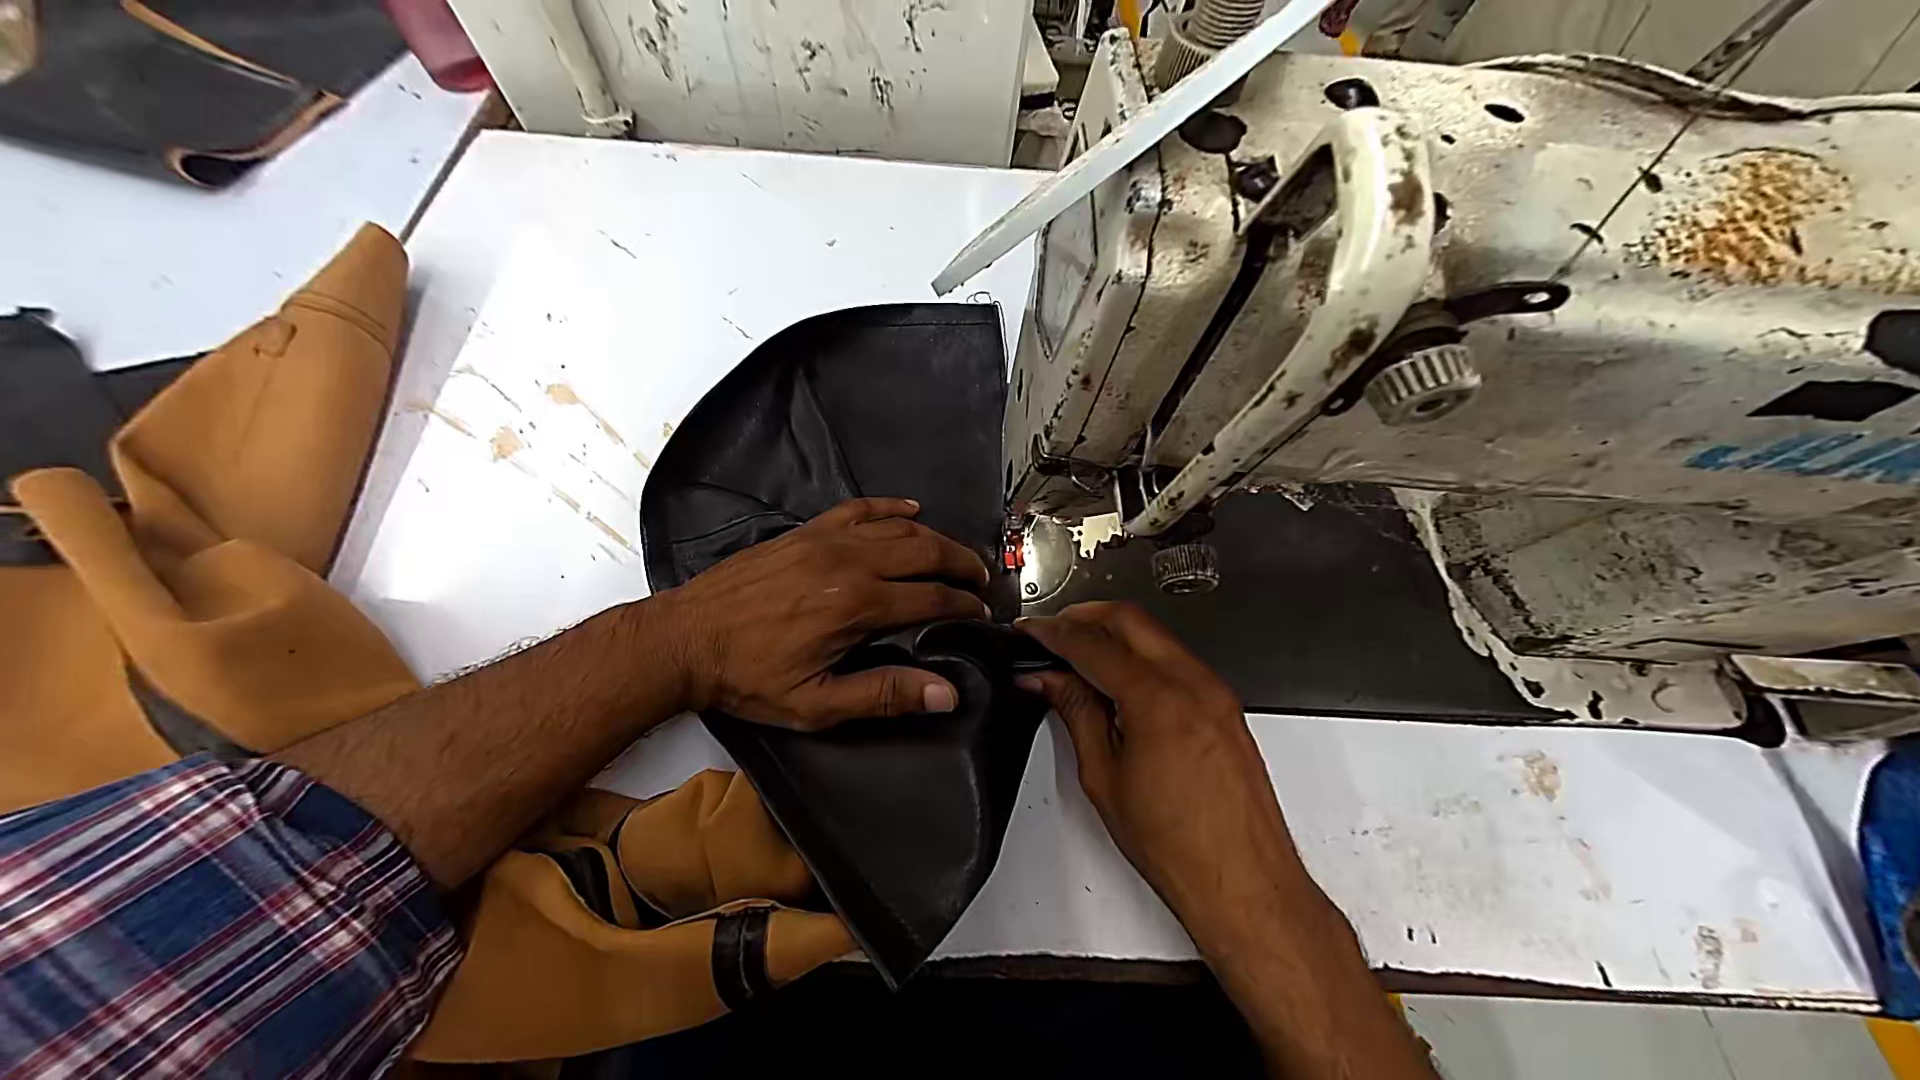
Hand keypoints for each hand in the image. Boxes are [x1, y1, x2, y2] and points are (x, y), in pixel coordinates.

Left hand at [652, 497, 990, 730]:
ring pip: (899, 527)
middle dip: (962, 564)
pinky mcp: (805, 532)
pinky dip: (890, 506)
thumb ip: (884, 695)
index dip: (963, 605)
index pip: (931, 598)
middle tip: (980, 579)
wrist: (685, 640)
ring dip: (936, 538)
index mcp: (855, 606)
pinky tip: (910, 509)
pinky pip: (858, 508)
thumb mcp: (816, 703)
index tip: (980, 612)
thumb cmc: (745, 675)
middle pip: (926, 551)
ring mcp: (825, 541)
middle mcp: (847, 564)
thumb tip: (943, 693)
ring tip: (955, 553)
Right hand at [1015, 602, 1311, 939]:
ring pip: (1154, 632)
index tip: (1031, 631)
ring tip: (1078, 658)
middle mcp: (1194, 685)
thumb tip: (1049, 681)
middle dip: (1082, 615)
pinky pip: (1175, 657)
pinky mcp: (1225, 704)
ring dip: (1112, 633)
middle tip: (1051, 632)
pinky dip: (1140, 654)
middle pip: (1128, 617)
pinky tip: (1117, 678)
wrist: (1243, 883)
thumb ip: (1075, 712)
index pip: (1091, 643)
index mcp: (1158, 700)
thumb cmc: (1182, 847)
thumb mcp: (1105, 775)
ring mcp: (1215, 691)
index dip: (1052, 632)